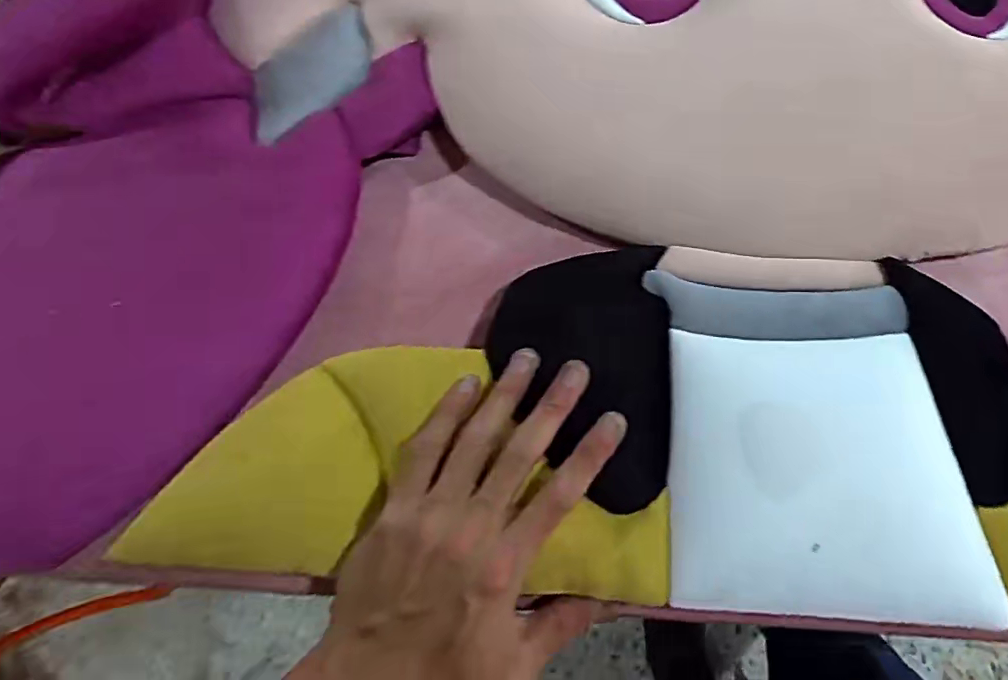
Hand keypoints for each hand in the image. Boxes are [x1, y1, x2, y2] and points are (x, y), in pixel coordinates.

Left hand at [289, 350, 626, 679]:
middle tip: (576, 368)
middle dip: (553, 405)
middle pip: (520, 453)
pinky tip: (466, 383)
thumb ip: (562, 622)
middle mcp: (471, 530)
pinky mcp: (392, 513)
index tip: (615, 418)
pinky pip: (421, 452)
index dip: (591, 453)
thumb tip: (613, 598)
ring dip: (505, 395)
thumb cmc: (443, 676)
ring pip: (473, 440)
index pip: (561, 495)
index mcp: (504, 565)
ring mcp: (428, 516)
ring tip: (527, 358)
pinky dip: (445, 414)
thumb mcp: (513, 665)